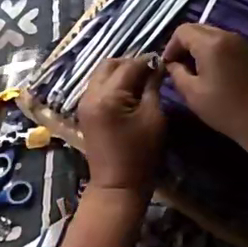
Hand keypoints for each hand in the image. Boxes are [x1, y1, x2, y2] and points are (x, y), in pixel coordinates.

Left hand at [77, 55, 165, 190]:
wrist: (117, 185)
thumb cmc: (140, 153)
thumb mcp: (153, 117)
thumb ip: (152, 87)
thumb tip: (157, 67)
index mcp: (107, 97)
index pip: (128, 66)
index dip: (147, 61)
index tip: (163, 62)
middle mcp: (90, 95)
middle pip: (109, 64)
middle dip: (130, 63)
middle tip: (150, 72)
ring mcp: (84, 103)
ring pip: (101, 74)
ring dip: (120, 72)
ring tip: (140, 82)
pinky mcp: (85, 111)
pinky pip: (97, 86)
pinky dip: (112, 83)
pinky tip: (128, 93)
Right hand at [164, 24, 247, 146]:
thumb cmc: (224, 109)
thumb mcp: (192, 93)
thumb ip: (176, 72)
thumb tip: (171, 63)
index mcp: (211, 43)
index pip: (182, 31)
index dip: (170, 46)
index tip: (168, 66)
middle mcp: (227, 35)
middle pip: (196, 29)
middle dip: (183, 45)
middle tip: (178, 68)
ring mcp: (240, 42)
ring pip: (210, 34)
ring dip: (197, 48)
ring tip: (193, 71)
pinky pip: (222, 42)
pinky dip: (211, 51)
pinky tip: (210, 72)